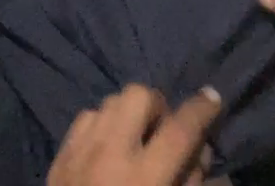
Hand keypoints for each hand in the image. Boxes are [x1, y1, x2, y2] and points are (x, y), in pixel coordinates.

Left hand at [49, 83, 221, 185]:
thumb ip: (190, 185)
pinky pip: (88, 117)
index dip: (201, 110)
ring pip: (111, 101)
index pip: (180, 130)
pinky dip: (103, 125)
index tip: (213, 98)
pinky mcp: (60, 156)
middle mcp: (110, 155)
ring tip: (136, 140)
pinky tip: (108, 148)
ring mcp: (81, 152)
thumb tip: (200, 152)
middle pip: (140, 96)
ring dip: (130, 114)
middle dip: (158, 108)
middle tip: (163, 134)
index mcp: (143, 179)